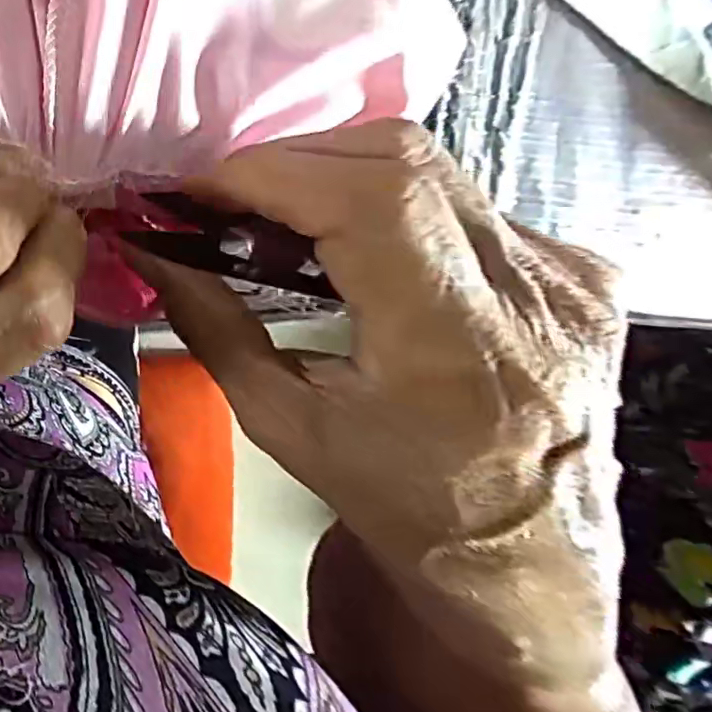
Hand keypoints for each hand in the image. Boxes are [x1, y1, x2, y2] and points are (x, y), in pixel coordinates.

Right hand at [123, 121, 632, 708]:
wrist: (524, 553)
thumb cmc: (387, 493)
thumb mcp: (272, 414)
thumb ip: (204, 317)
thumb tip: (142, 244)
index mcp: (454, 342)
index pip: (367, 198)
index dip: (264, 175)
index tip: (190, 194)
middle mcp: (531, 291)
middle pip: (394, 158)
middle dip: (280, 162)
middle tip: (215, 200)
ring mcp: (564, 271)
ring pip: (420, 160)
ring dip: (317, 168)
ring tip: (259, 209)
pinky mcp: (569, 266)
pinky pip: (445, 190)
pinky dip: (362, 189)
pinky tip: (328, 230)